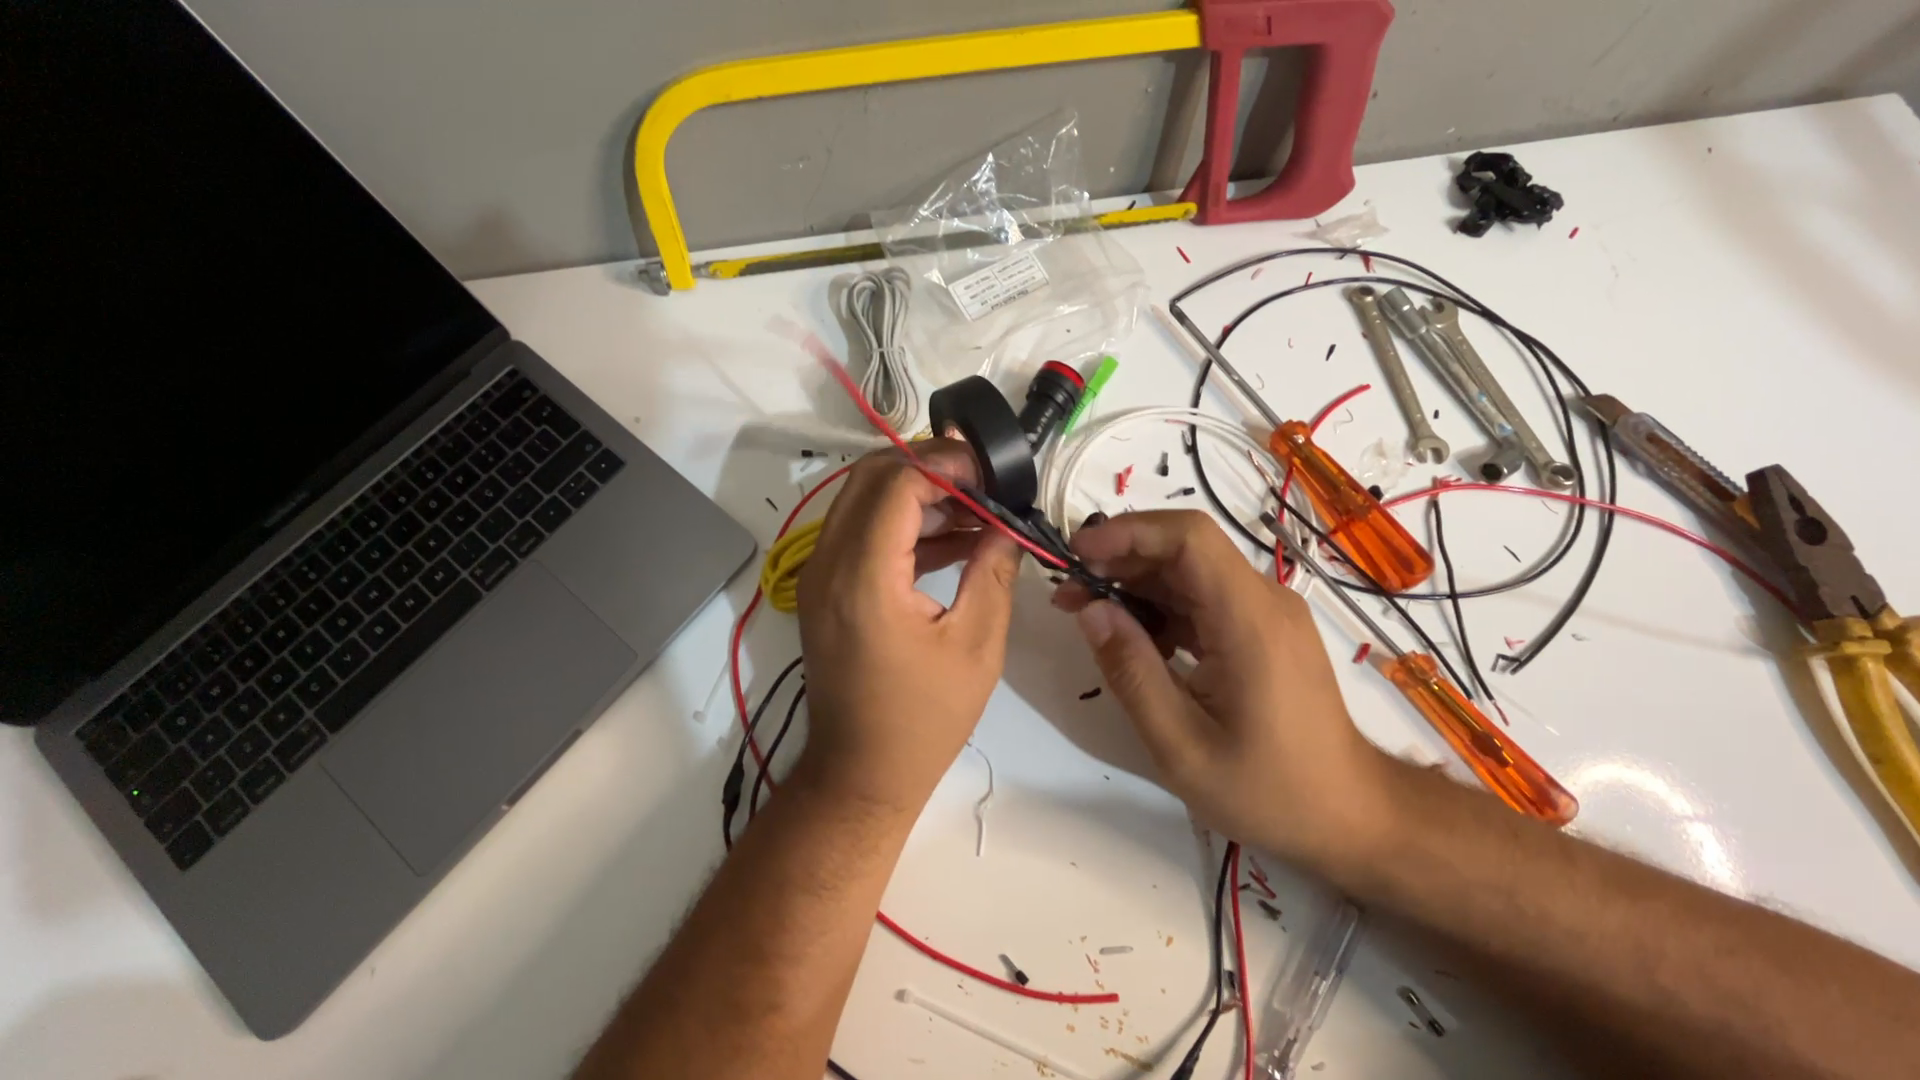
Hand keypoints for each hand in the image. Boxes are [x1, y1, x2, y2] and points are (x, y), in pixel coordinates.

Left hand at [794, 441, 1020, 812]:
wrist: (860, 774)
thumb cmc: (923, 720)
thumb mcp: (976, 645)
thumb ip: (993, 570)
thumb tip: (1009, 521)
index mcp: (864, 577)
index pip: (897, 483)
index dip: (947, 464)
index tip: (993, 472)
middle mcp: (829, 564)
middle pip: (871, 478)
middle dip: (931, 467)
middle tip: (986, 481)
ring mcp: (820, 575)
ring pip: (863, 500)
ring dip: (919, 493)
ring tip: (980, 510)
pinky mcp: (825, 589)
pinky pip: (862, 532)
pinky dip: (904, 524)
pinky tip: (956, 537)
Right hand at [1052, 511, 1392, 866]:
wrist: (1348, 814)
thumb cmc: (1267, 789)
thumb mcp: (1181, 744)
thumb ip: (1131, 672)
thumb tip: (1090, 610)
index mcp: (1249, 620)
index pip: (1189, 538)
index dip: (1128, 532)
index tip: (1077, 556)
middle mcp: (1264, 602)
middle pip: (1186, 550)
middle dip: (1121, 559)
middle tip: (1066, 591)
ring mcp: (1267, 615)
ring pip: (1191, 574)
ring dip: (1136, 584)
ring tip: (1085, 612)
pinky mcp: (1263, 632)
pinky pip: (1205, 601)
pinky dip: (1161, 608)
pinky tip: (1129, 635)